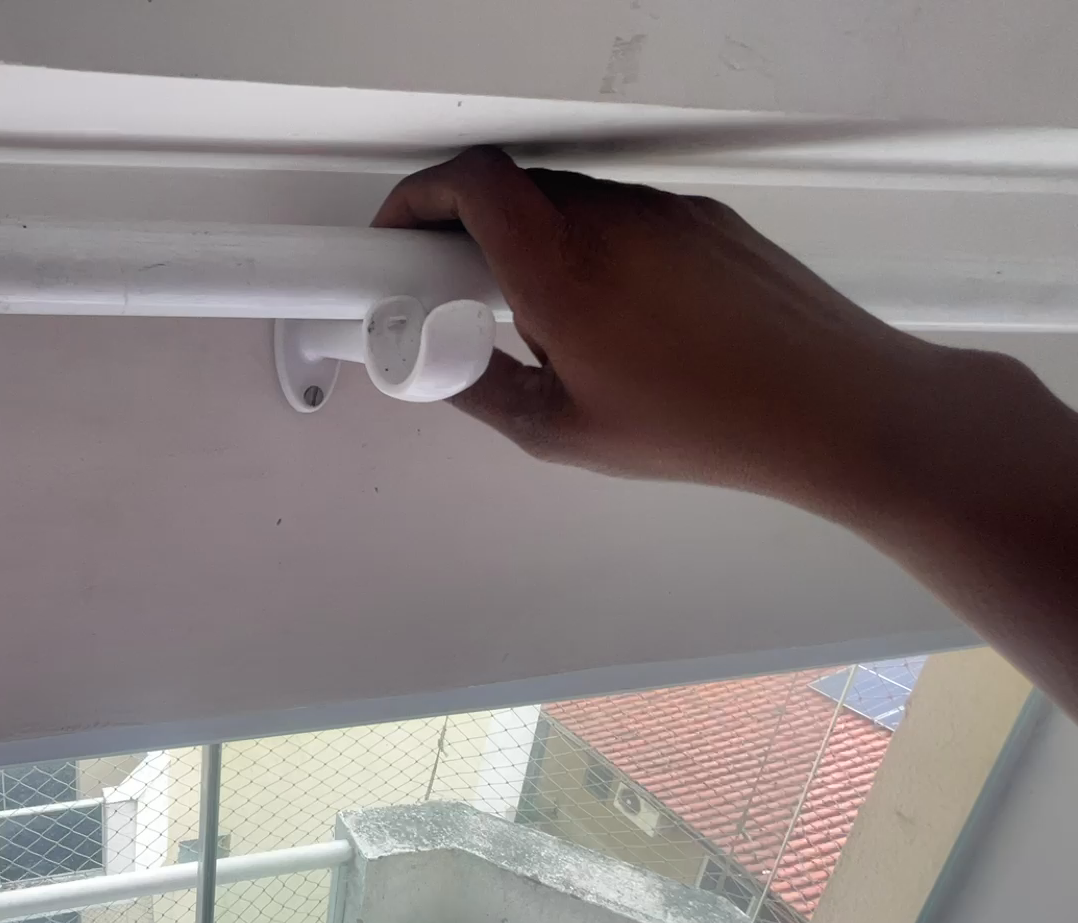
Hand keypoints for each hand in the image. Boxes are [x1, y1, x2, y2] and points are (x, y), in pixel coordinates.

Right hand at [376, 148, 1077, 716]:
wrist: (835, 407)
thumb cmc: (699, 424)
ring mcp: (661, 213)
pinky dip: (572, 239)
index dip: (417, 194)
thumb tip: (438, 365)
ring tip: (519, 305)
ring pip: (557, 197)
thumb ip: (478, 388)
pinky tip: (588, 303)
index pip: (473, 184)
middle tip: (442, 278)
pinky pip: (610, 210)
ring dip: (515, 235)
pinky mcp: (699, 218)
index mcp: (563, 274)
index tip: (394, 229)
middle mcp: (611, 223)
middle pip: (507, 187)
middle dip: (455, 223)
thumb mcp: (554, 431)